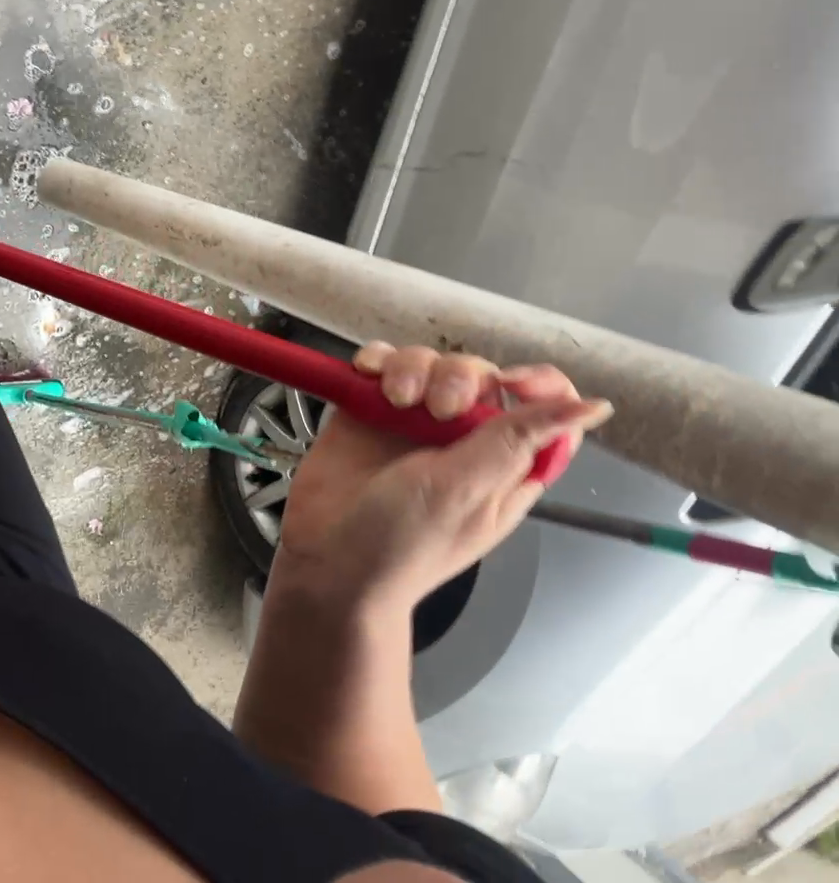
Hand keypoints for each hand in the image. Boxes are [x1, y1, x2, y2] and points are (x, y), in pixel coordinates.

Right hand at [275, 344, 612, 611]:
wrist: (328, 559)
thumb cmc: (404, 543)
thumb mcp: (465, 493)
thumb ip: (517, 441)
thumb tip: (593, 407)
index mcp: (503, 463)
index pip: (540, 407)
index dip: (535, 385)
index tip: (508, 383)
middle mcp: (458, 438)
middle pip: (476, 375)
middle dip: (457, 377)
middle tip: (436, 409)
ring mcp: (406, 423)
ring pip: (423, 364)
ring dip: (409, 367)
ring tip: (392, 397)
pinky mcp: (362, 414)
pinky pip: (374, 370)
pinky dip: (372, 361)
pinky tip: (365, 374)